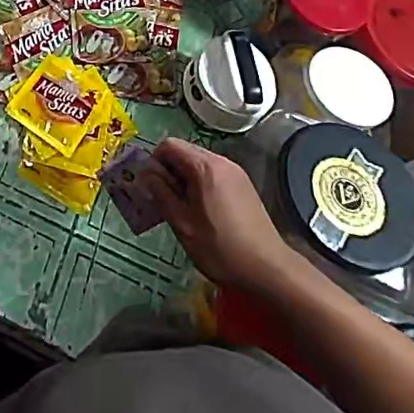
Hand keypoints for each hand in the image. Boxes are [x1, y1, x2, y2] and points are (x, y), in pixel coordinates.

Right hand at [144, 139, 300, 294]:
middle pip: (185, 151)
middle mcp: (221, 160)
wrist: (267, 267)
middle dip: (169, 170)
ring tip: (183, 209)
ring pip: (199, 162)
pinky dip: (201, 183)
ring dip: (185, 178)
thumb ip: (161, 193)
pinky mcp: (244, 183)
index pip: (169, 145)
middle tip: (165, 200)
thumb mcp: (182, 223)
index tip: (153, 187)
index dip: (155, 162)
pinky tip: (203, 211)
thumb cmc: (219, 247)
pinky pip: (214, 172)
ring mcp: (235, 171)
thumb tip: (147, 174)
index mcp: (204, 166)